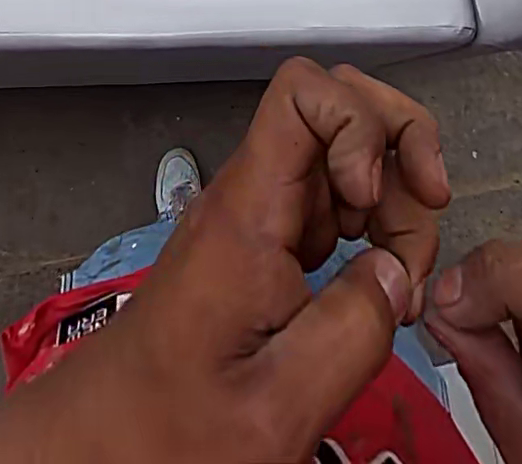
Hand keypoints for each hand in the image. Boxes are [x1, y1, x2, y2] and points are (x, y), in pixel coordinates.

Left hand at [0, 58, 451, 462]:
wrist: (112, 431)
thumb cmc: (177, 423)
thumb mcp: (276, 405)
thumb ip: (351, 333)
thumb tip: (394, 269)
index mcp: (247, 208)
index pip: (302, 91)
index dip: (356, 121)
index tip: (369, 197)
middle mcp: (256, 188)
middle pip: (339, 103)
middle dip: (396, 151)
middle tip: (409, 239)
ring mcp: (267, 204)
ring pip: (349, 149)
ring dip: (393, 197)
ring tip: (399, 276)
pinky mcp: (274, 229)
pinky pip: (339, 193)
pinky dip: (376, 221)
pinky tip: (379, 275)